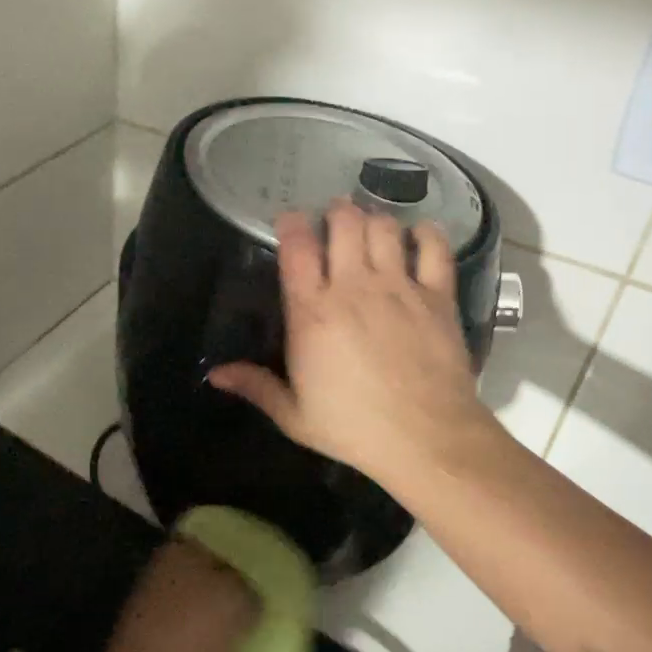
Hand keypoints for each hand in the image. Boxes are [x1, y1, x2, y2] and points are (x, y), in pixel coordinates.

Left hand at [37, 539, 257, 651]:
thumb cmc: (195, 627)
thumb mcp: (242, 599)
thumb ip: (253, 587)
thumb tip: (255, 590)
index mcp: (180, 545)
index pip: (216, 538)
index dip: (241, 553)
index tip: (262, 573)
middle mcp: (160, 565)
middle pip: (204, 571)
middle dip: (226, 587)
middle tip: (255, 605)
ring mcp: (148, 600)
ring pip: (192, 602)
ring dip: (211, 617)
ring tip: (238, 635)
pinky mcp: (144, 635)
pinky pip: (181, 631)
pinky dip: (196, 642)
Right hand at [207, 201, 506, 486]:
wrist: (427, 438)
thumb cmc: (354, 427)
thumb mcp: (294, 415)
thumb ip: (255, 387)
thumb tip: (215, 375)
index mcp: (312, 312)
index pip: (297, 247)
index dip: (292, 223)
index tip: (290, 219)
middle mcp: (354, 287)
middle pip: (344, 224)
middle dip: (337, 212)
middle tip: (335, 218)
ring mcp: (399, 287)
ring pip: (384, 228)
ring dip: (374, 219)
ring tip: (370, 225)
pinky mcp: (437, 296)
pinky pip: (434, 248)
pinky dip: (426, 233)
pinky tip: (418, 234)